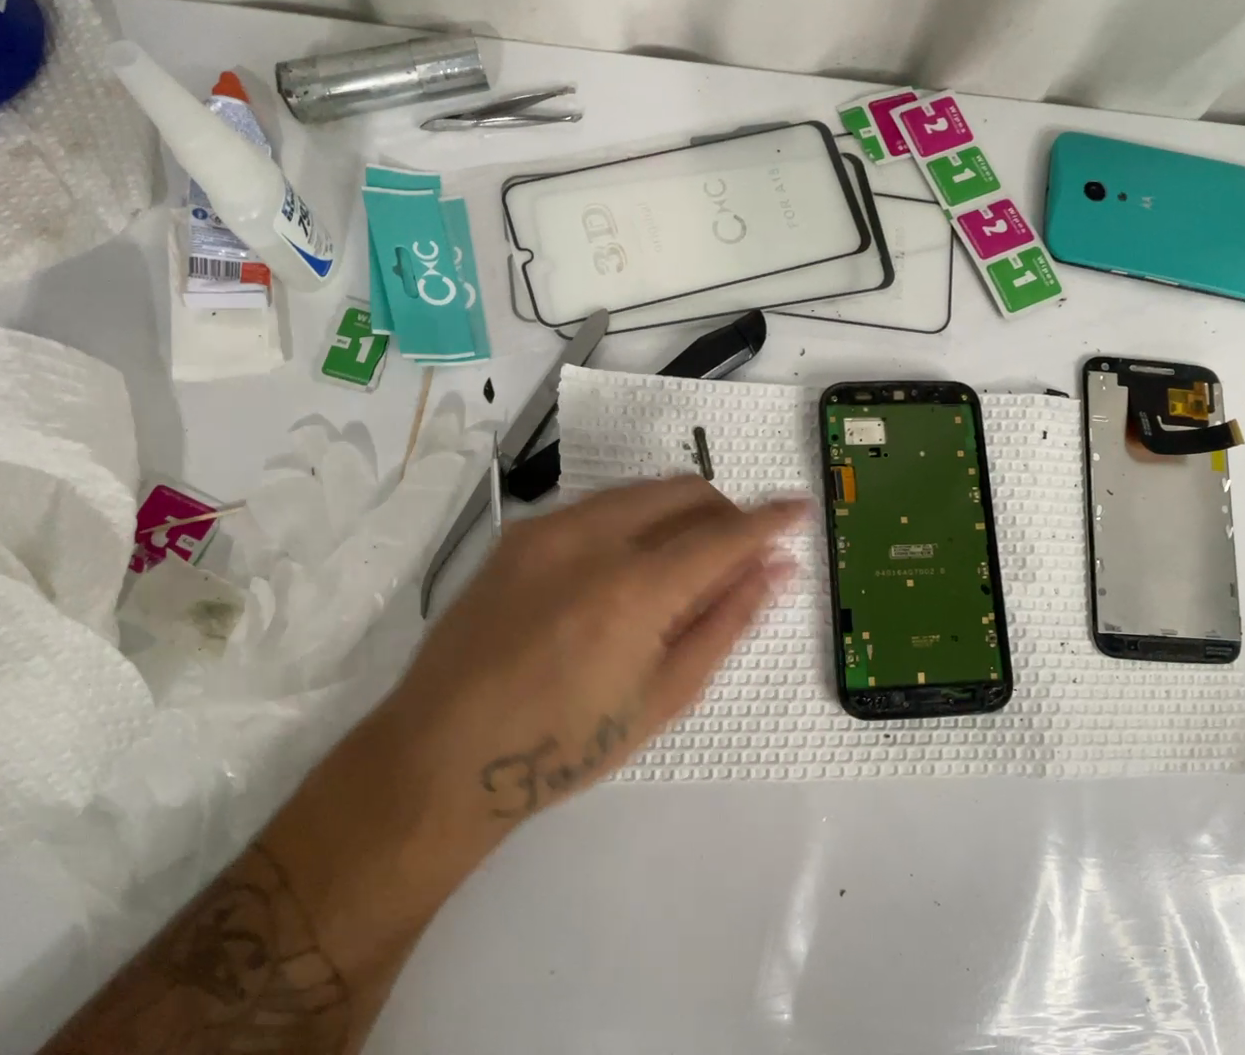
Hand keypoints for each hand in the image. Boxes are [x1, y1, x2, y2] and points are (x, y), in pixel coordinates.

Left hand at [394, 476, 804, 824]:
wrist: (443, 753)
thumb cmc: (565, 746)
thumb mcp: (663, 697)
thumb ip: (725, 623)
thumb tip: (775, 571)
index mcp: (635, 589)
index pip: (724, 534)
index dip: (771, 519)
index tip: (801, 509)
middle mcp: (591, 539)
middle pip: (683, 492)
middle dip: (725, 512)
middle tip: (739, 557)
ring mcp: (546, 529)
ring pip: (639, 492)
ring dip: (679, 513)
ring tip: (683, 569)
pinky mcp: (517, 535)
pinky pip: (597, 507)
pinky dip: (633, 523)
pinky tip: (626, 572)